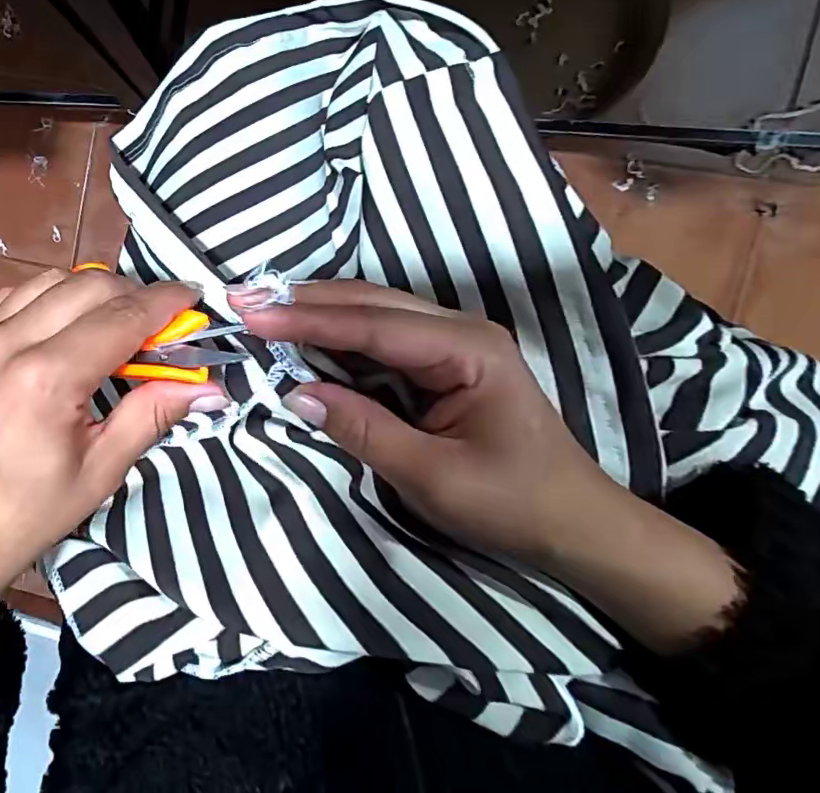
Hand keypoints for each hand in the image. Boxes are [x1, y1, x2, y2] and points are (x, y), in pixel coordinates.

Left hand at [0, 269, 219, 735]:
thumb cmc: (26, 515)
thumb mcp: (100, 472)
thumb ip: (152, 414)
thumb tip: (207, 386)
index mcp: (47, 379)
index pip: (121, 317)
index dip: (166, 302)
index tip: (195, 297)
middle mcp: (11, 343)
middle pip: (91, 287)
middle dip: (137, 294)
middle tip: (162, 325)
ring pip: (56, 280)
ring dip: (96, 291)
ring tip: (118, 324)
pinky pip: (20, 293)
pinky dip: (55, 295)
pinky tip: (69, 324)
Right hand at [234, 280, 740, 651]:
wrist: (576, 523)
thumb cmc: (513, 503)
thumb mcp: (433, 477)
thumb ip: (364, 429)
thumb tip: (296, 393)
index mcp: (465, 349)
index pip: (372, 324)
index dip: (307, 318)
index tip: (251, 312)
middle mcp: (458, 328)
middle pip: (370, 302)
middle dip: (305, 300)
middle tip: (244, 297)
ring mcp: (452, 340)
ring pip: (373, 311)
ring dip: (317, 310)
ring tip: (261, 307)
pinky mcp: (441, 358)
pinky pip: (381, 336)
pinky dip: (338, 332)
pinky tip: (304, 331)